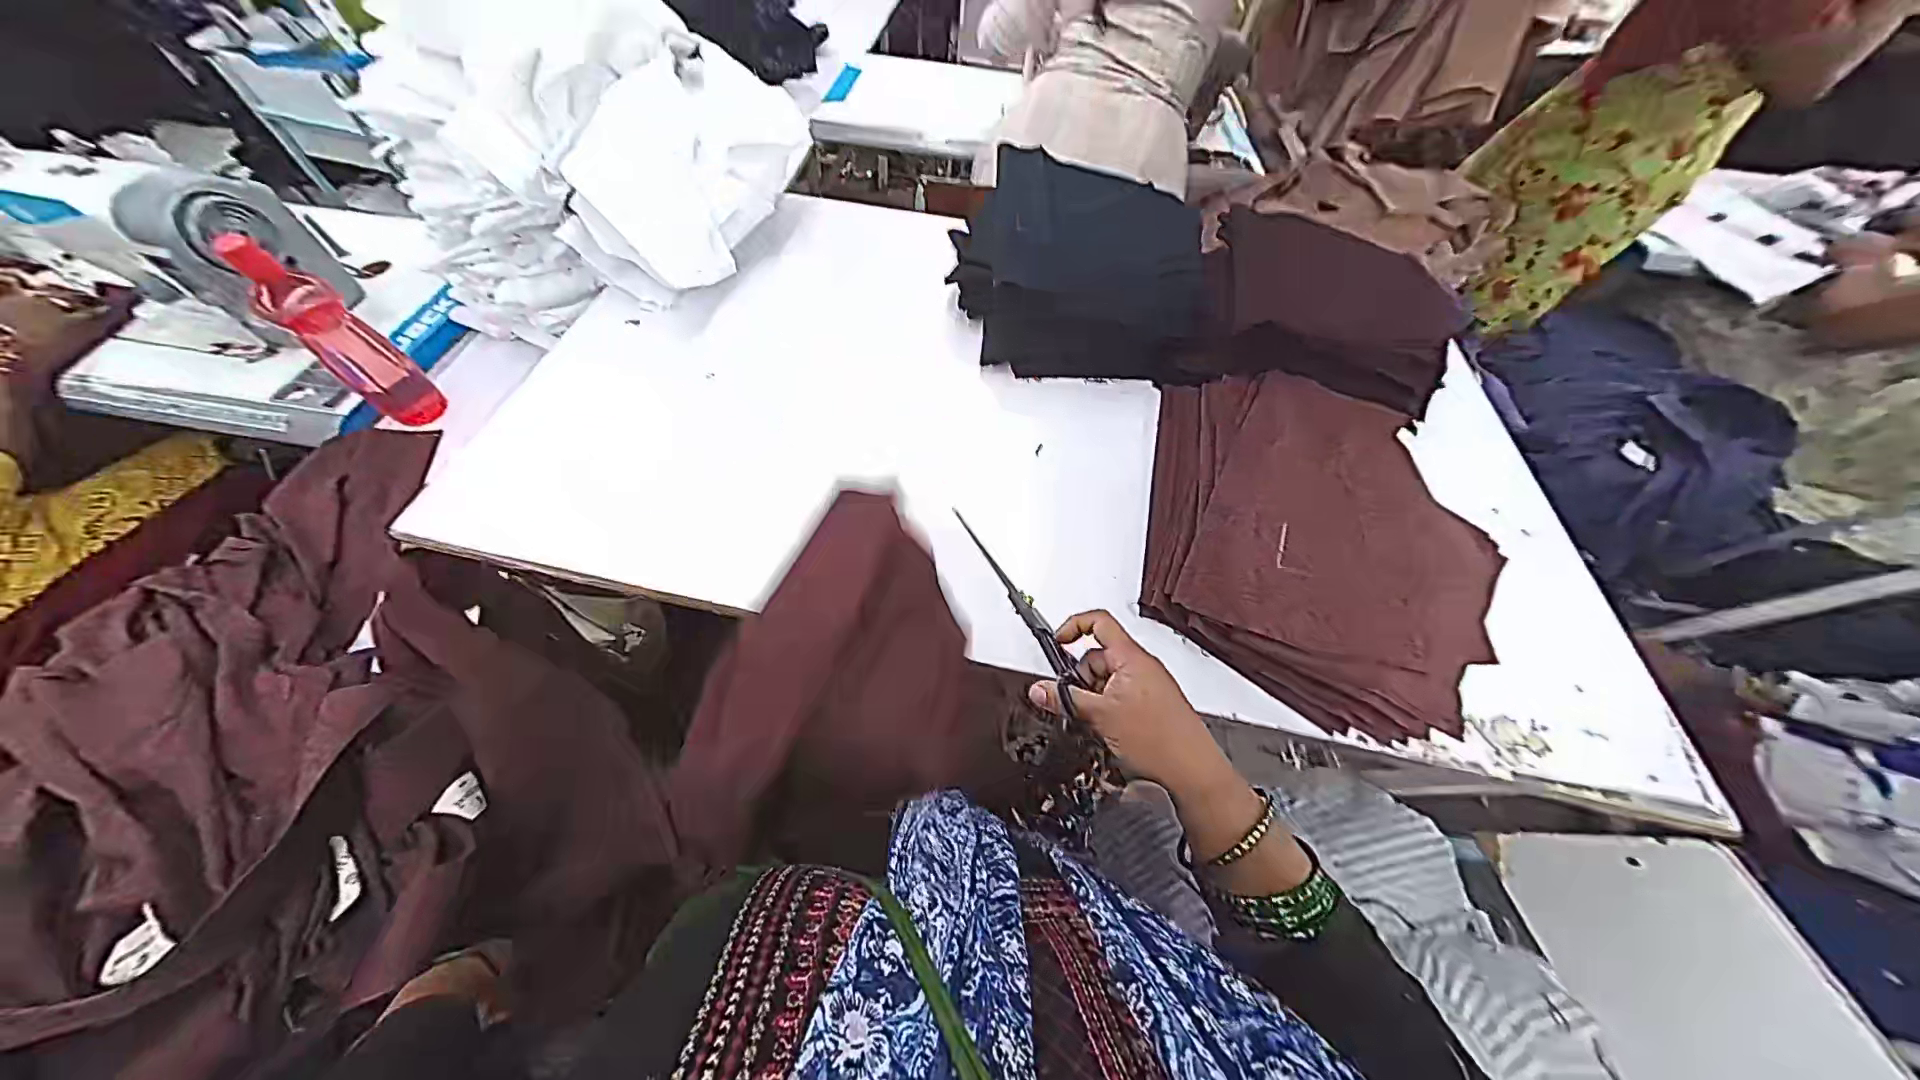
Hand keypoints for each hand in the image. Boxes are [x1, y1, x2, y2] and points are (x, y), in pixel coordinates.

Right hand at [1027, 610, 1235, 798]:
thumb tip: (1040, 689)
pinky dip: (1106, 706)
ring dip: (1093, 695)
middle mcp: (1141, 665)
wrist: (1192, 770)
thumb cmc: (1161, 740)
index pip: (1098, 622)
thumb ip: (1065, 699)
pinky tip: (1107, 727)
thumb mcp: (1100, 716)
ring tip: (1096, 720)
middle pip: (1098, 656)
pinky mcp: (1150, 702)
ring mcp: (1147, 684)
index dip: (1073, 626)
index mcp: (1131, 657)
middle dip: (1081, 677)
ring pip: (1106, 679)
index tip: (1058, 642)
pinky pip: (1119, 694)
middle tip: (1076, 701)